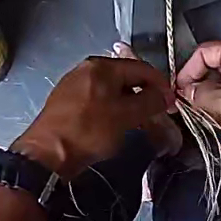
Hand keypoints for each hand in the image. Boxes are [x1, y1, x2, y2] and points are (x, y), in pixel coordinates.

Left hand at [12, 55, 172, 177]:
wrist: (48, 153)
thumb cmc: (89, 131)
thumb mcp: (126, 116)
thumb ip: (150, 101)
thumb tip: (164, 95)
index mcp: (102, 66)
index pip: (142, 68)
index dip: (161, 85)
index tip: (172, 104)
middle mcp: (87, 69)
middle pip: (127, 77)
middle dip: (146, 94)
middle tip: (159, 114)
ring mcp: (75, 84)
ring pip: (113, 89)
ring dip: (131, 103)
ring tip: (142, 121)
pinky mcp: (68, 101)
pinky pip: (100, 99)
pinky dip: (115, 108)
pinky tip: (119, 123)